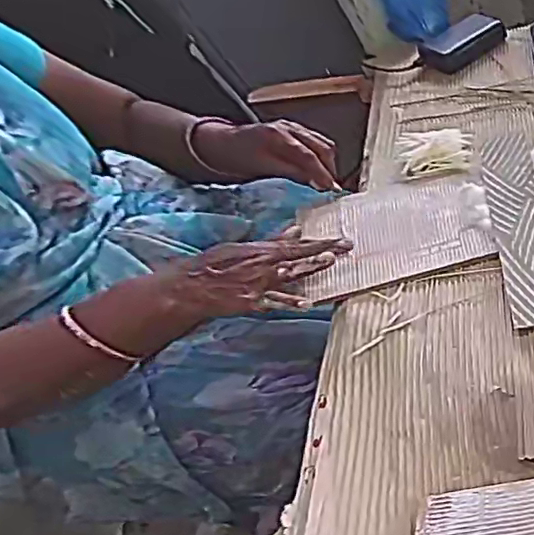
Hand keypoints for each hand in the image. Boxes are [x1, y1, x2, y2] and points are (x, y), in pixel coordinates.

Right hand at [154, 229, 351, 317]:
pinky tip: (308, 303)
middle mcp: (264, 267)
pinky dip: (291, 302)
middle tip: (345, 248)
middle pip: (299, 259)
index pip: (297, 246)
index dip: (321, 243)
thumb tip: (297, 231)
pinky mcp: (254, 301)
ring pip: (291, 276)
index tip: (342, 241)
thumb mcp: (242, 248)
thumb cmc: (215, 265)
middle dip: (322, 253)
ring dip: (310, 269)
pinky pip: (276, 302)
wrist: (188, 288)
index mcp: (261, 253)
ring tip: (330, 262)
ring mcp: (260, 284)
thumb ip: (273, 242)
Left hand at [193, 118, 340, 191]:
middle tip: (330, 188)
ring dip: (328, 164)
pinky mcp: (295, 131)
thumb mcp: (263, 168)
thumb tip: (318, 184)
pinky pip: (318, 143)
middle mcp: (289, 128)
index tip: (331, 190)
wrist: (218, 143)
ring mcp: (293, 128)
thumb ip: (292, 174)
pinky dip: (323, 158)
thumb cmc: (237, 156)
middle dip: (330, 170)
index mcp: (278, 136)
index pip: (310, 157)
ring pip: (324, 145)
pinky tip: (318, 169)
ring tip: (325, 180)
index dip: (323, 174)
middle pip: (323, 149)